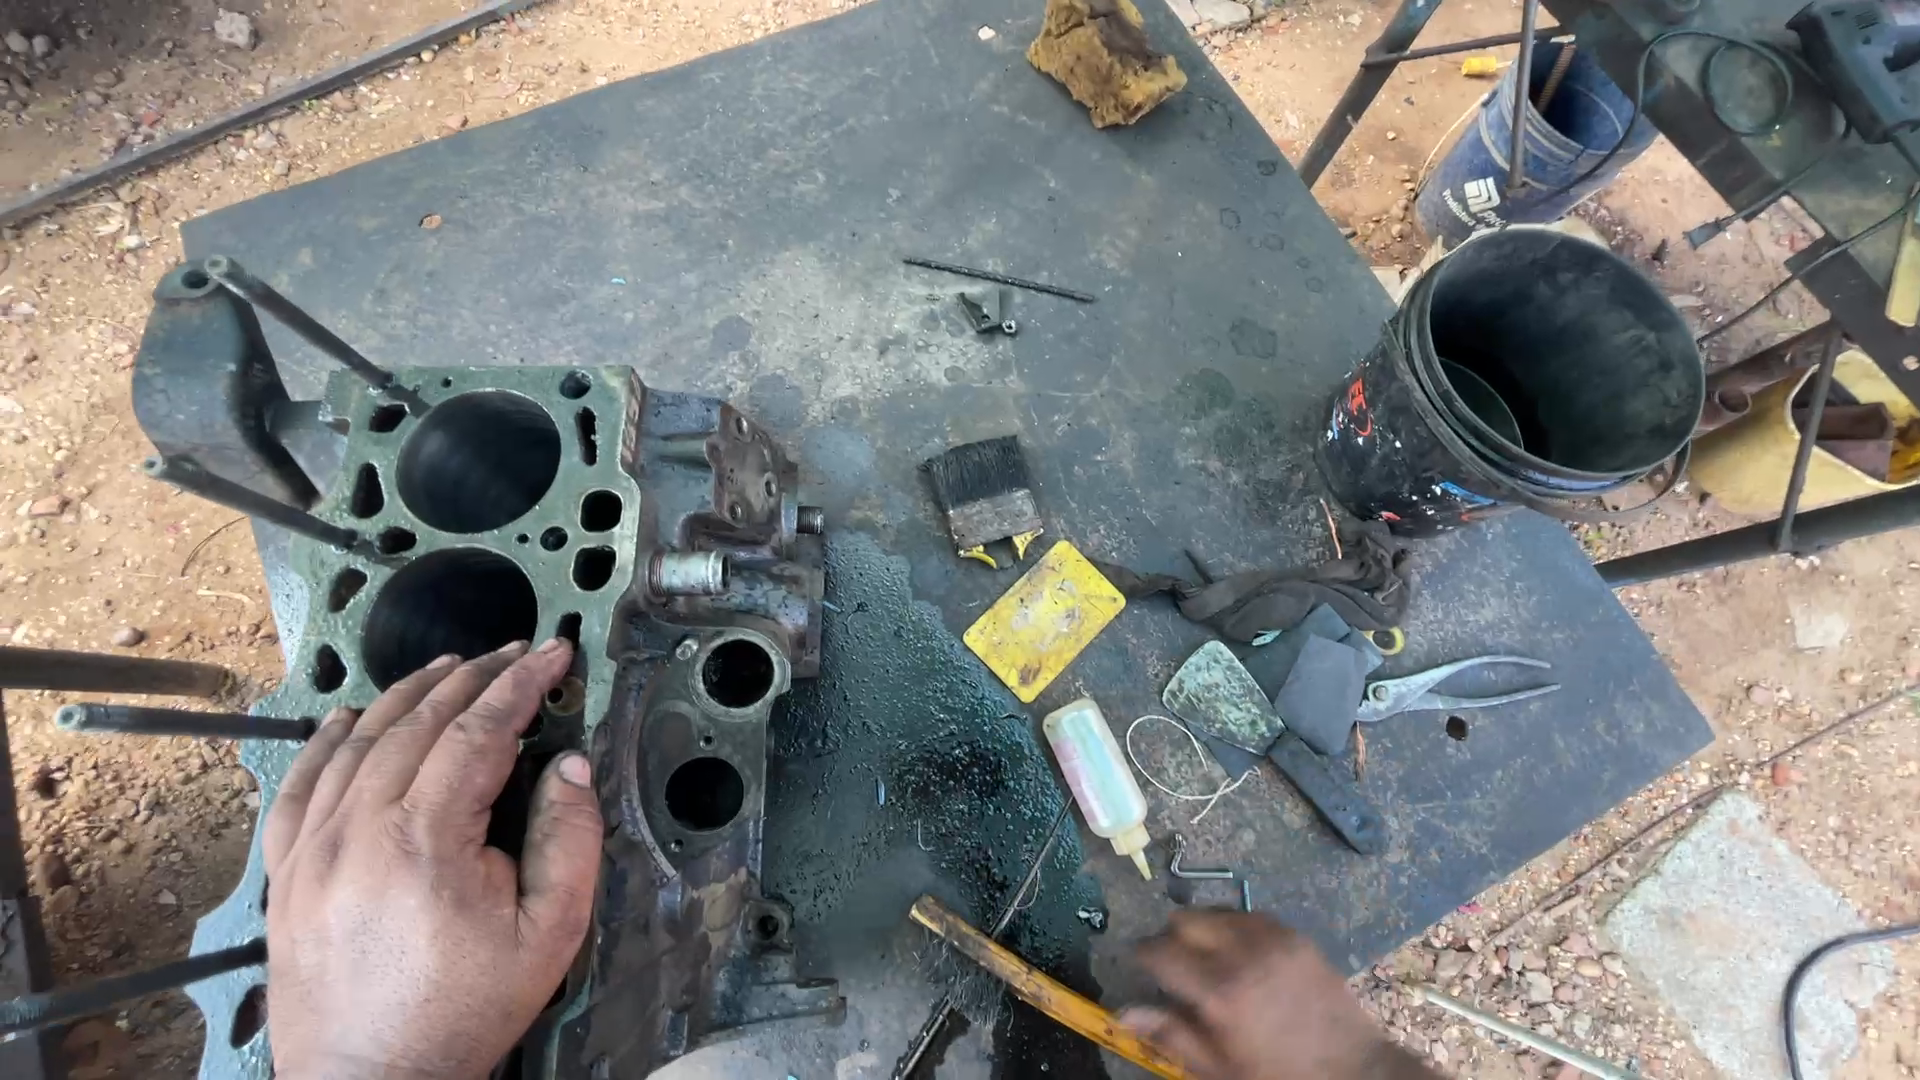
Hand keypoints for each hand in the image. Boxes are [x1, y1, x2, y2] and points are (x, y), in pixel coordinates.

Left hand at [263, 640, 603, 1079]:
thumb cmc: (471, 1005)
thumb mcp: (552, 927)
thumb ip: (569, 836)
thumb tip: (570, 763)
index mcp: (425, 841)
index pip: (479, 732)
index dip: (522, 683)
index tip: (555, 651)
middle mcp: (356, 832)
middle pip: (419, 724)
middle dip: (477, 676)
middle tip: (518, 650)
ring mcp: (310, 852)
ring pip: (359, 743)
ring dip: (412, 694)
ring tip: (455, 665)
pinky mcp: (286, 875)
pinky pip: (300, 787)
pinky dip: (327, 741)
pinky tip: (349, 717)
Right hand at [1122, 911, 1435, 1079]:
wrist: (1358, 1073)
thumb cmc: (1281, 1077)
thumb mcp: (1223, 1070)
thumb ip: (1173, 1036)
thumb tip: (1126, 1012)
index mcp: (1219, 993)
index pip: (1160, 951)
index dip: (1143, 953)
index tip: (1141, 962)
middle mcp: (1241, 953)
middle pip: (1183, 919)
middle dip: (1172, 937)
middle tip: (1177, 964)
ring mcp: (1270, 938)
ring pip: (1214, 911)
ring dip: (1202, 929)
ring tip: (1209, 958)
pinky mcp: (1293, 933)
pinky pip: (1247, 914)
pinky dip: (1234, 927)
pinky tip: (1241, 953)